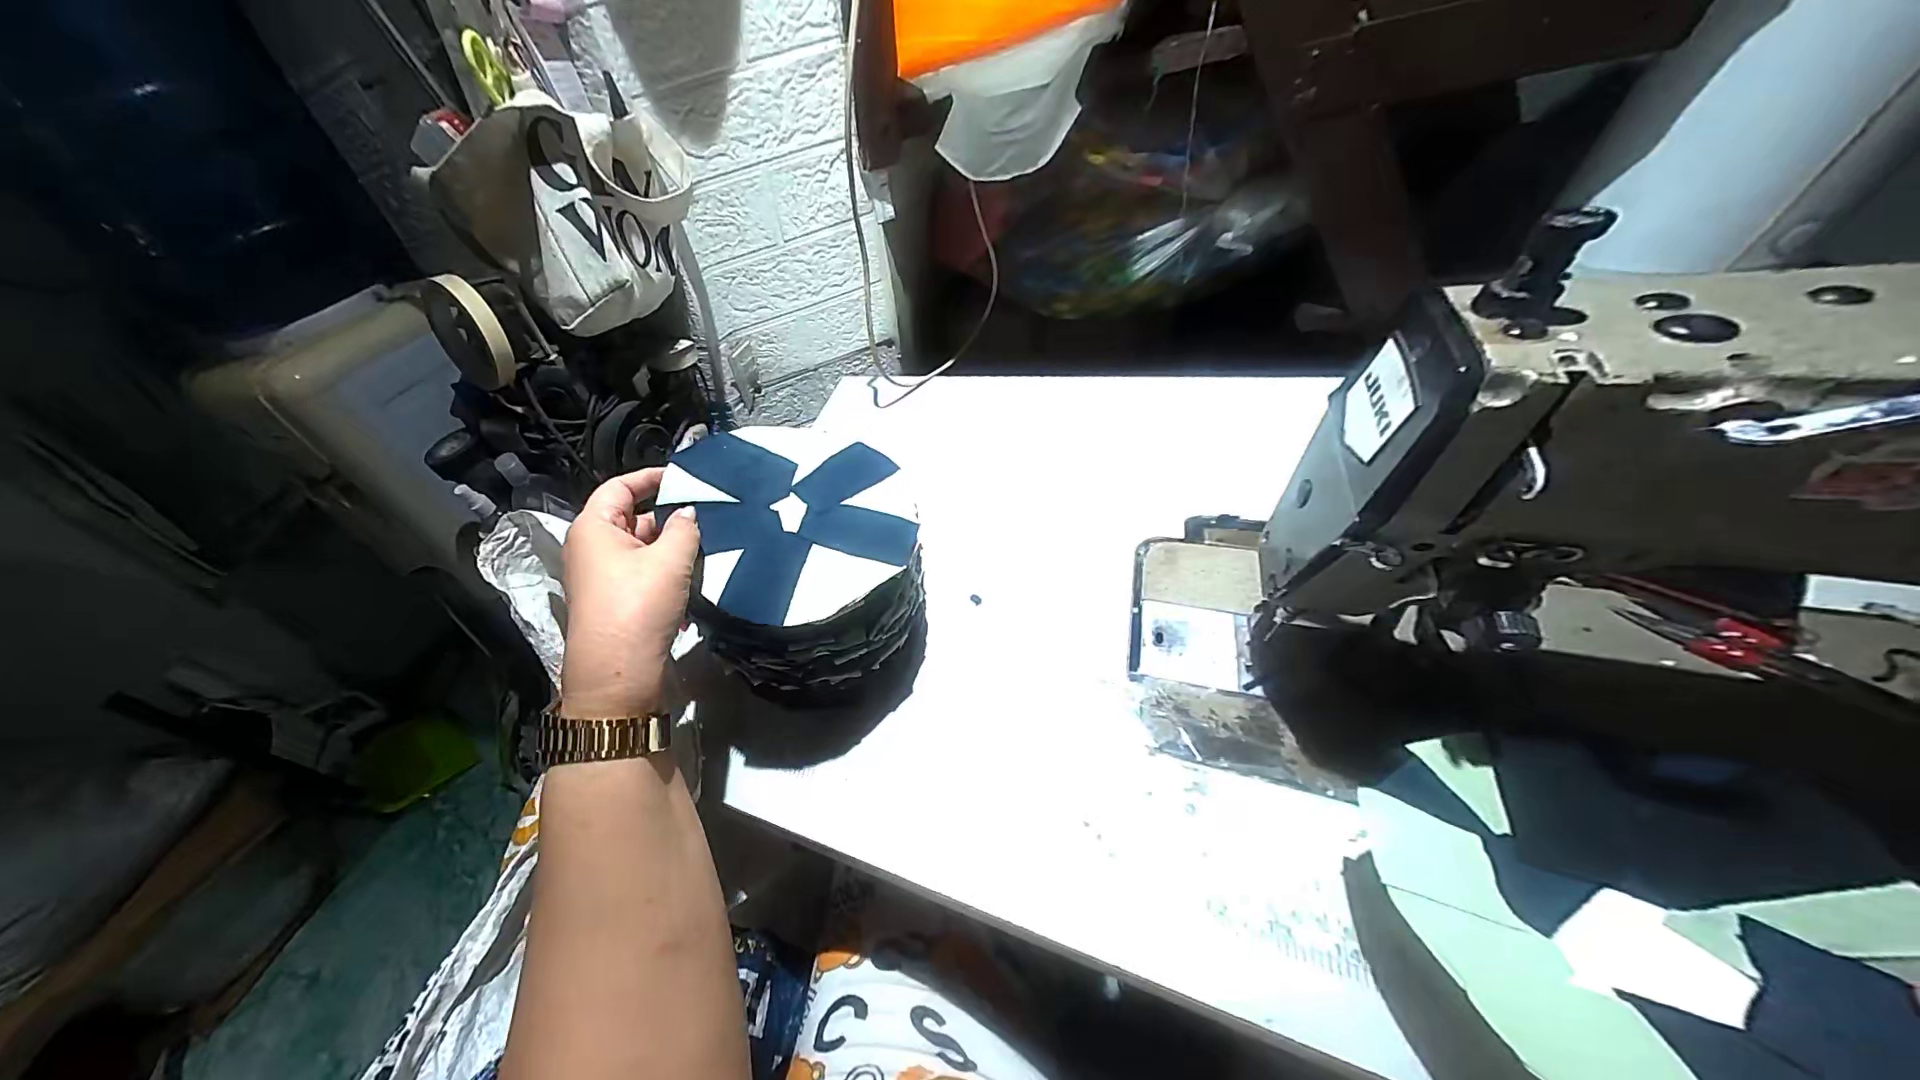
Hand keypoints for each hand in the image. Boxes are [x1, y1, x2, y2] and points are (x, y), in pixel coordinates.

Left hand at [559, 468, 700, 716]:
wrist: (618, 672)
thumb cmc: (637, 606)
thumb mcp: (670, 560)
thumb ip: (685, 528)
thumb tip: (689, 512)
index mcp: (593, 528)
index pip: (620, 487)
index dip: (650, 477)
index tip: (682, 476)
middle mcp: (592, 548)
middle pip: (633, 518)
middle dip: (668, 517)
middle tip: (705, 515)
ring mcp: (603, 576)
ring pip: (643, 548)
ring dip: (672, 548)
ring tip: (704, 549)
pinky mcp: (617, 599)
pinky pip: (644, 574)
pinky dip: (667, 573)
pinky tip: (691, 584)